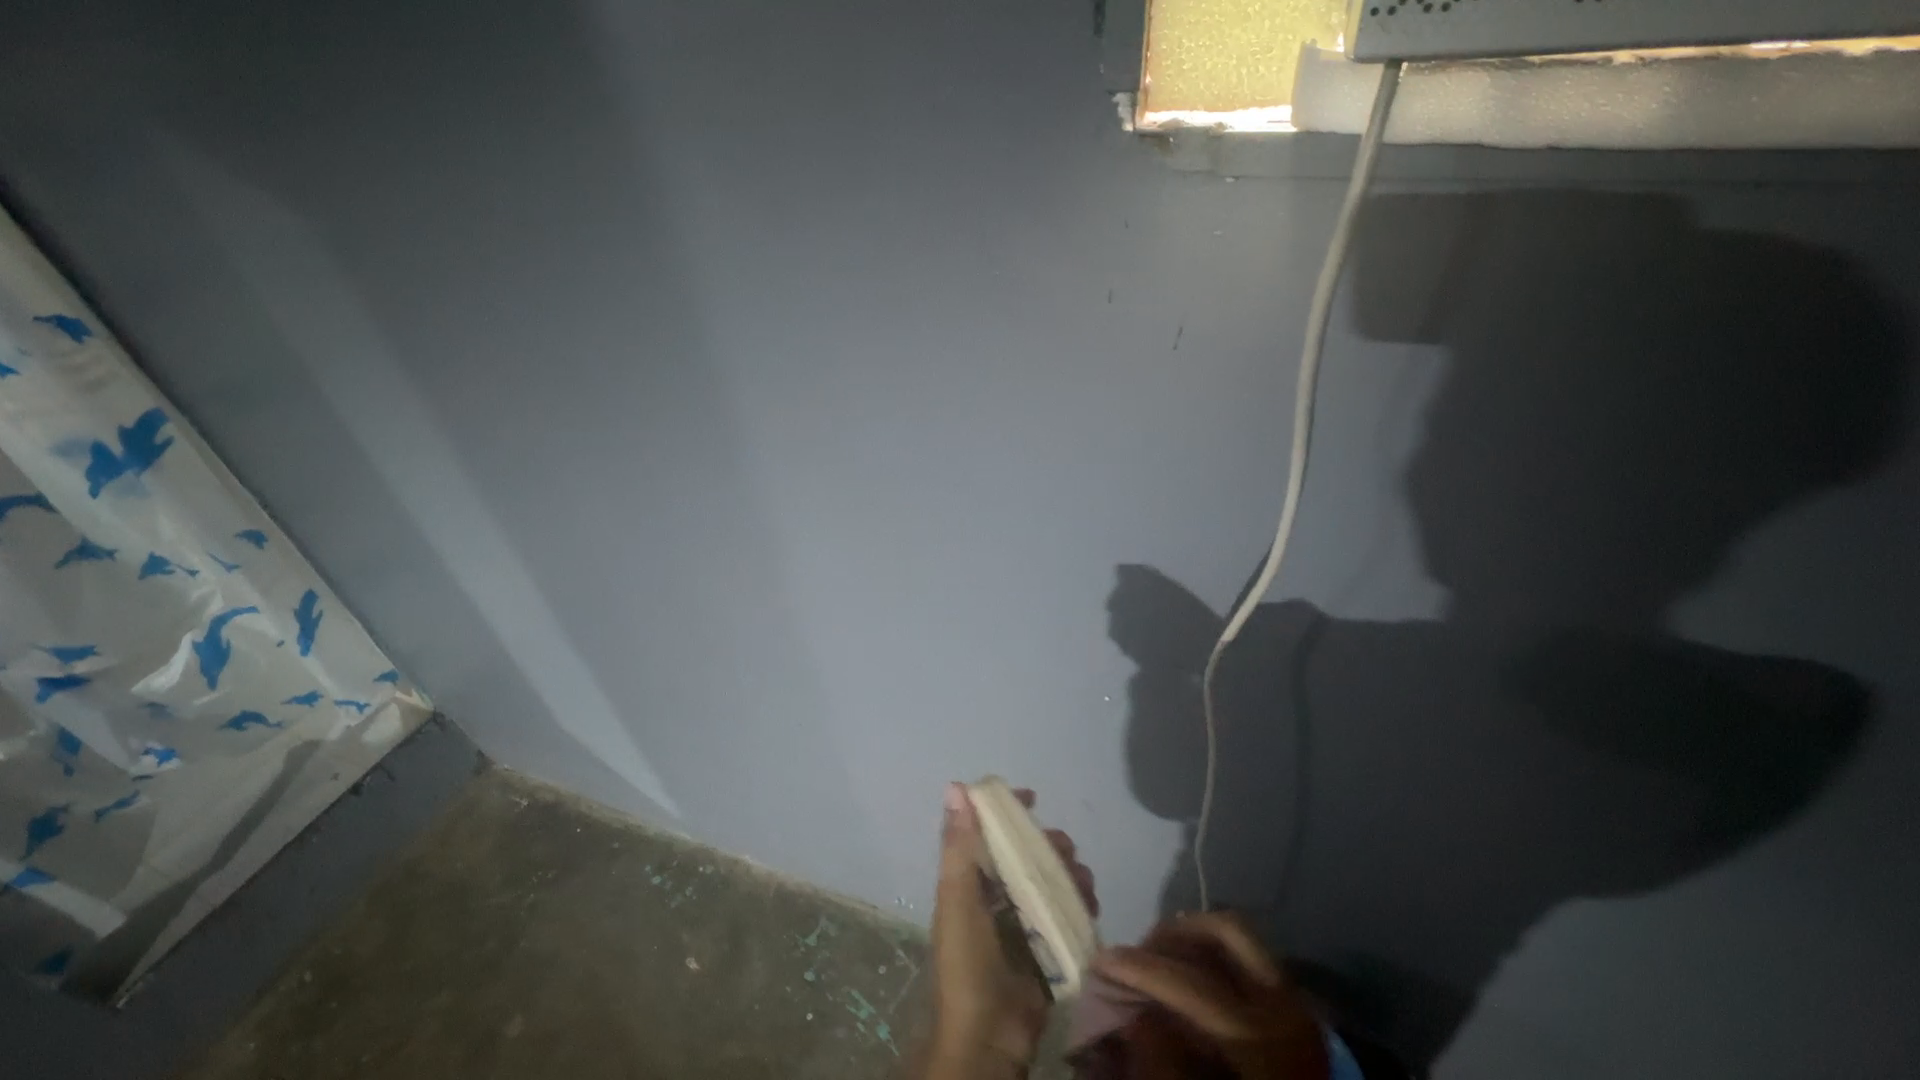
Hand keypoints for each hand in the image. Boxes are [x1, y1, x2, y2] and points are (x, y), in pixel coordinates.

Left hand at [925, 783, 1098, 1079]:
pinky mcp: (1047, 949)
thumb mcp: (958, 899)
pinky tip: (1092, 904)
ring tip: (1084, 882)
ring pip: (1052, 883)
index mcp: (969, 885)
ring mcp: (1023, 926)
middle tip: (1065, 850)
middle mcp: (996, 900)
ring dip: (1070, 873)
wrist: (988, 1038)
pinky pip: (1069, 916)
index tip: (1032, 798)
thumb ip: (959, 846)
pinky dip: (1082, 904)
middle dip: (1048, 845)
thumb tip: (956, 787)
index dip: (1007, 813)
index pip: (988, 835)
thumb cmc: (967, 963)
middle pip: (1026, 856)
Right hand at [1093, 913, 1327, 1079]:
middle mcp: (1282, 1005)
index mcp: (1255, 1032)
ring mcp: (1297, 1006)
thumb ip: (1163, 1064)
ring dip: (1198, 939)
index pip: (1187, 980)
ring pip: (1243, 941)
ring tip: (1163, 962)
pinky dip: (1219, 959)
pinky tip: (1193, 983)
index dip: (1138, 967)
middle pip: (1227, 931)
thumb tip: (1136, 1017)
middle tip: (1140, 952)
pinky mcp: (1300, 1015)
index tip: (1101, 960)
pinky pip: (1254, 964)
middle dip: (1176, 931)